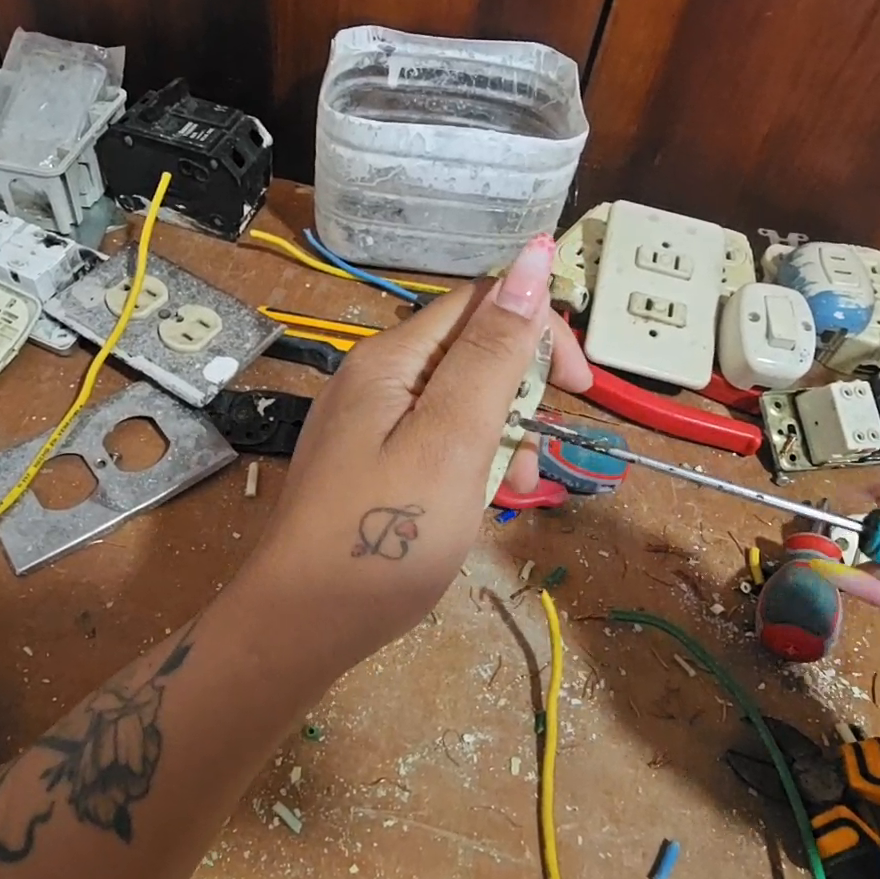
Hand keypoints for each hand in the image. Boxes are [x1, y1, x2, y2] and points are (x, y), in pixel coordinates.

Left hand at [237, 236, 591, 653]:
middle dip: (517, 401)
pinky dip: (466, 467)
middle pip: (469, 355)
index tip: (576, 389)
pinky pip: (433, 444)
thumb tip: (535, 256)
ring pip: (456, 406)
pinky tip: (473, 507)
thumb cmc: (386, 534)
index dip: (538, 330)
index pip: (480, 304)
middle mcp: (374, 380)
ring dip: (498, 441)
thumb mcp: (453, 438)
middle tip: (530, 466)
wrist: (303, 622)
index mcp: (390, 360)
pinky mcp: (368, 466)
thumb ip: (494, 351)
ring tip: (509, 496)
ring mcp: (366, 425)